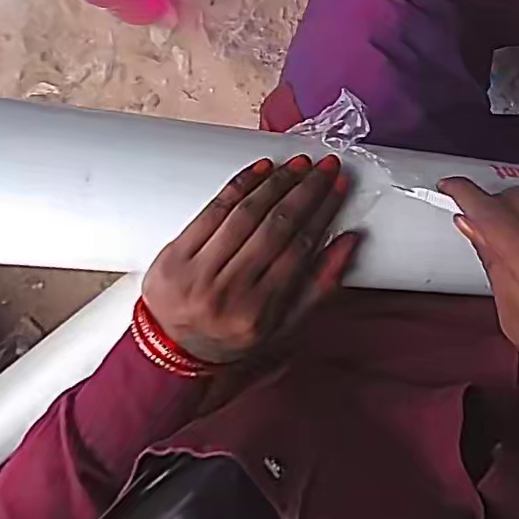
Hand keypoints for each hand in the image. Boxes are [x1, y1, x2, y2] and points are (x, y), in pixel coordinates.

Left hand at [142, 155, 358, 363]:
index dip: (323, 212)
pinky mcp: (175, 255)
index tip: (338, 187)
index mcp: (257, 315)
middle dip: (306, 190)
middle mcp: (227, 293)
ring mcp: (197, 273)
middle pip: (276, 227)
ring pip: (246, 214)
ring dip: (278, 182)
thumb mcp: (282, 328)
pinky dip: (241, 184)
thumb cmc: (232, 337)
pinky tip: (261, 169)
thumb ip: (319, 287)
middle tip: (325, 167)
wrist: (170, 353)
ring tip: (299, 165)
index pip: (300, 250)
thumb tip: (348, 242)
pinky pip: (213, 209)